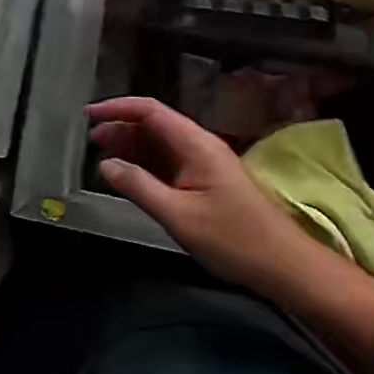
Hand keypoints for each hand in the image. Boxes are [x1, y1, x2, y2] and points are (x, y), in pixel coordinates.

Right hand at [90, 97, 314, 291]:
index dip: (117, 108)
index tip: (89, 115)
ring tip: (102, 155)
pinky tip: (129, 175)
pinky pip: (170, 161)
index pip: (150, 110)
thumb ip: (139, 186)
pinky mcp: (207, 180)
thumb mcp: (179, 215)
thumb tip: (105, 164)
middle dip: (121, 127)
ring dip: (131, 146)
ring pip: (161, 143)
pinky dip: (146, 163)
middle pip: (154, 124)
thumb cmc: (234, 240)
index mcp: (196, 144)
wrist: (284, 265)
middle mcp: (200, 145)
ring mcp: (205, 162)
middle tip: (90, 141)